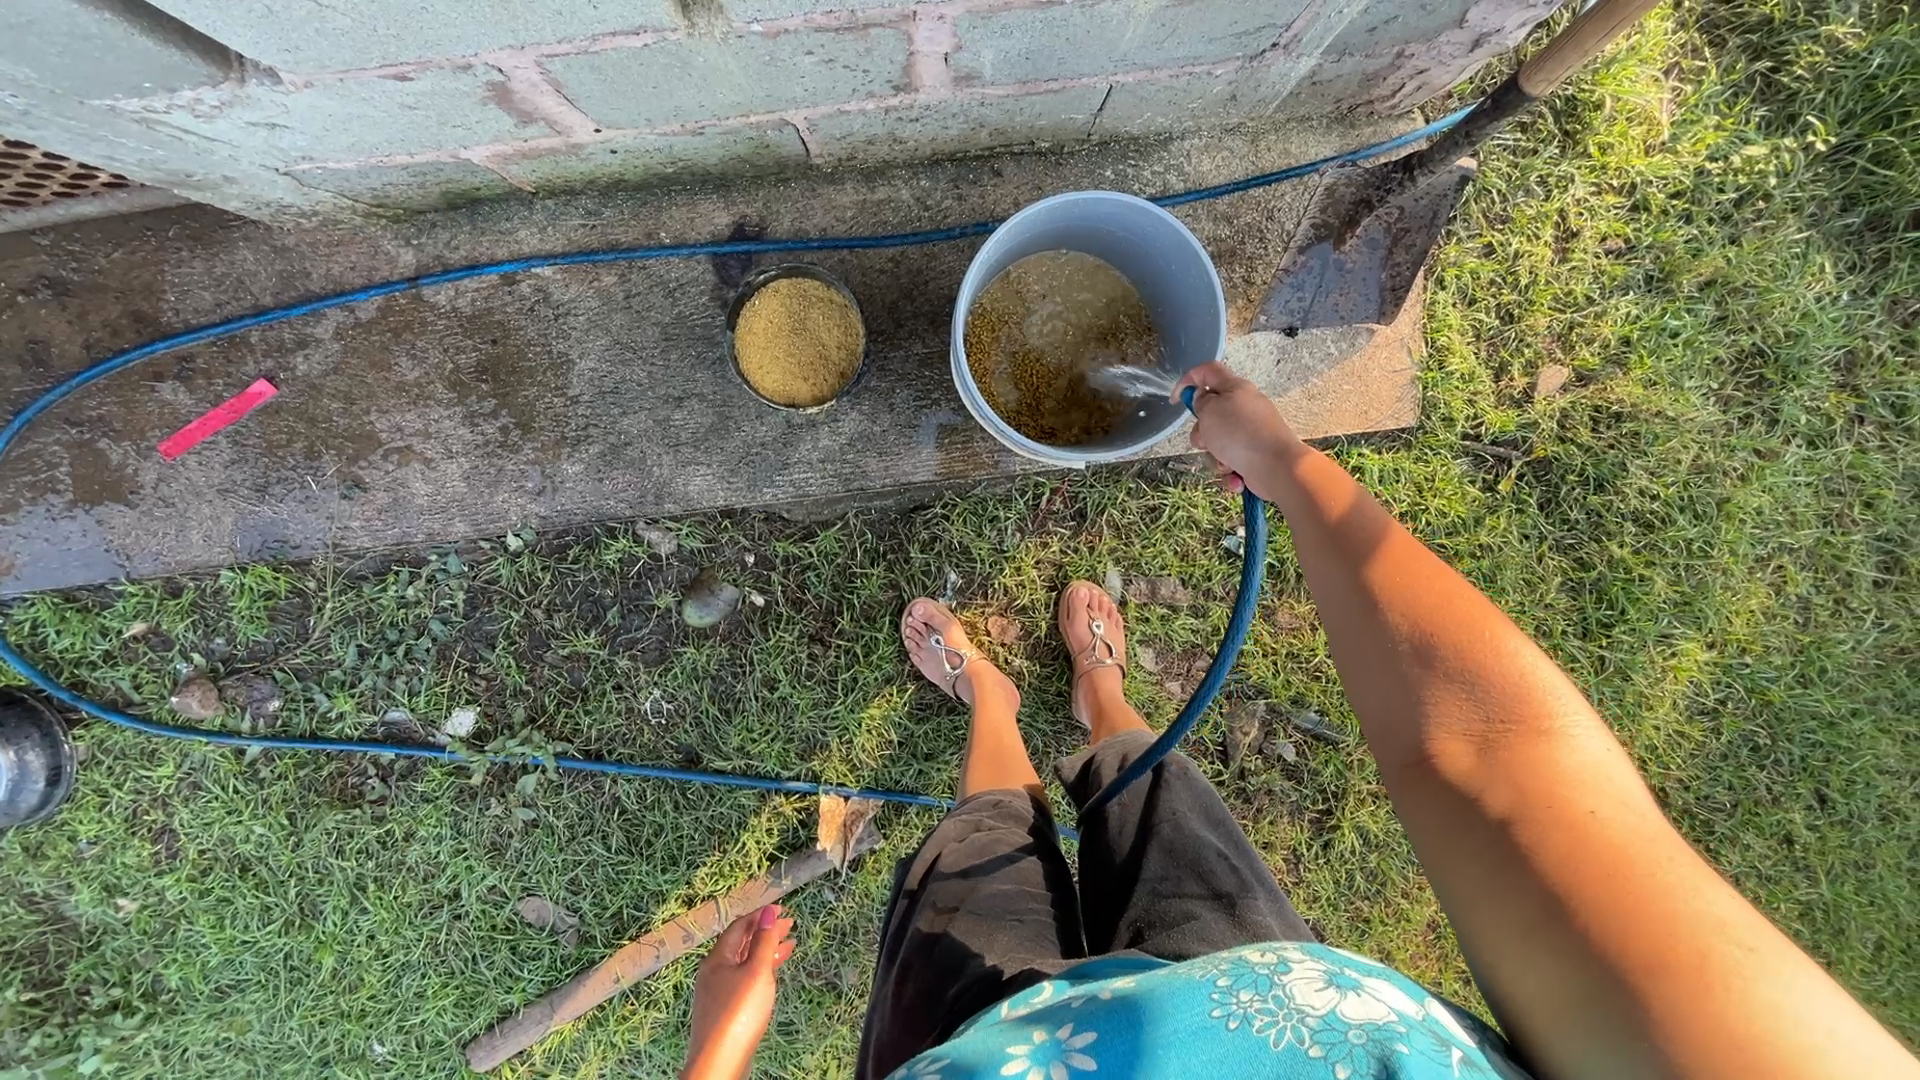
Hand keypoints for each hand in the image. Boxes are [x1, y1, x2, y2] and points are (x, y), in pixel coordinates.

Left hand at [682, 904, 795, 1079]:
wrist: (719, 1065)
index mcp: (717, 959)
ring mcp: (718, 993)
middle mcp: (714, 973)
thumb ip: (763, 941)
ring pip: (744, 963)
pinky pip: (745, 980)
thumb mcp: (756, 971)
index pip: (739, 927)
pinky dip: (761, 970)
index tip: (781, 909)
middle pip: (741, 944)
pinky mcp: (726, 1011)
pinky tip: (773, 973)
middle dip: (765, 932)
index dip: (760, 916)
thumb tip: (768, 912)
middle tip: (789, 924)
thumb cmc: (739, 1013)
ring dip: (765, 951)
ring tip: (789, 944)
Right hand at [1172, 362, 1302, 494]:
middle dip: (1201, 434)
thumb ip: (1200, 402)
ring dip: (1215, 458)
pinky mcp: (1252, 457)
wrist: (1276, 467)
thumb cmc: (1240, 434)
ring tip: (1226, 464)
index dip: (1188, 380)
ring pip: (1216, 445)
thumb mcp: (1211, 411)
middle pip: (1209, 416)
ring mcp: (1248, 434)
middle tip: (1206, 441)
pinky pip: (1229, 464)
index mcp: (1235, 389)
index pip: (1208, 372)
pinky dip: (1230, 473)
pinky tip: (1237, 477)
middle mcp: (1243, 409)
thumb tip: (1202, 399)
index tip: (1176, 400)